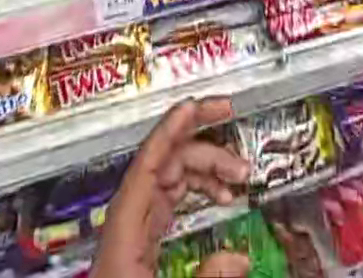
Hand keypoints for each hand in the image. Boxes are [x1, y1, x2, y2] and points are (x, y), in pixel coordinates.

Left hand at [90, 98, 252, 277]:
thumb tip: (240, 258)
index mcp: (122, 232)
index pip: (148, 163)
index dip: (173, 128)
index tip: (199, 105)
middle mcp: (125, 223)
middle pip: (164, 164)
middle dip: (203, 148)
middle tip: (240, 152)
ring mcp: (133, 232)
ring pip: (170, 179)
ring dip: (205, 168)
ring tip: (238, 177)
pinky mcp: (141, 244)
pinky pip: (170, 200)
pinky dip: (197, 189)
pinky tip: (219, 195)